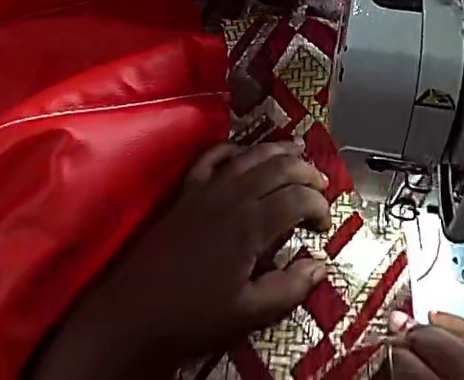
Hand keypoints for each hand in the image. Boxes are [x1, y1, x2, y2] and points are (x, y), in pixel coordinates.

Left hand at [29, 141, 332, 379]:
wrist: (137, 307)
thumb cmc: (194, 314)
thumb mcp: (248, 313)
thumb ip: (288, 288)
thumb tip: (320, 265)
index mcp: (251, 224)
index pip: (296, 199)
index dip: (318, 204)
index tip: (326, 221)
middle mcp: (232, 195)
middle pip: (277, 168)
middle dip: (305, 170)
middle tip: (321, 180)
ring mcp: (207, 187)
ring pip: (249, 155)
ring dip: (276, 150)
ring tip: (296, 150)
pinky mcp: (187, 189)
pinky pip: (212, 156)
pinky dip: (231, 148)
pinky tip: (241, 149)